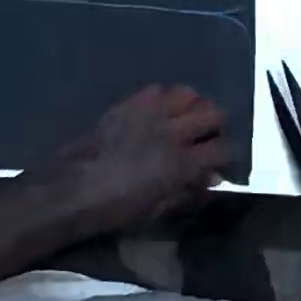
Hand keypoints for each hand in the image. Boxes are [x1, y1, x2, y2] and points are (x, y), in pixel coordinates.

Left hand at [33, 83, 233, 237]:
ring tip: (188, 120)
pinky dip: (166, 98)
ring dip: (194, 106)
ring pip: (188, 94)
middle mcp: (171, 132)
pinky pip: (158, 89)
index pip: (222, 149)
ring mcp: (149, 113)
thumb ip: (188, 192)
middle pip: (213, 114)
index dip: (228, 155)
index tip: (222, 163)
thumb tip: (211, 179)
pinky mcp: (129, 103)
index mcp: (180, 164)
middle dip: (217, 127)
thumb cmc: (115, 209)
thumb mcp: (157, 210)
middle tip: (208, 139)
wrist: (72, 189)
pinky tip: (160, 112)